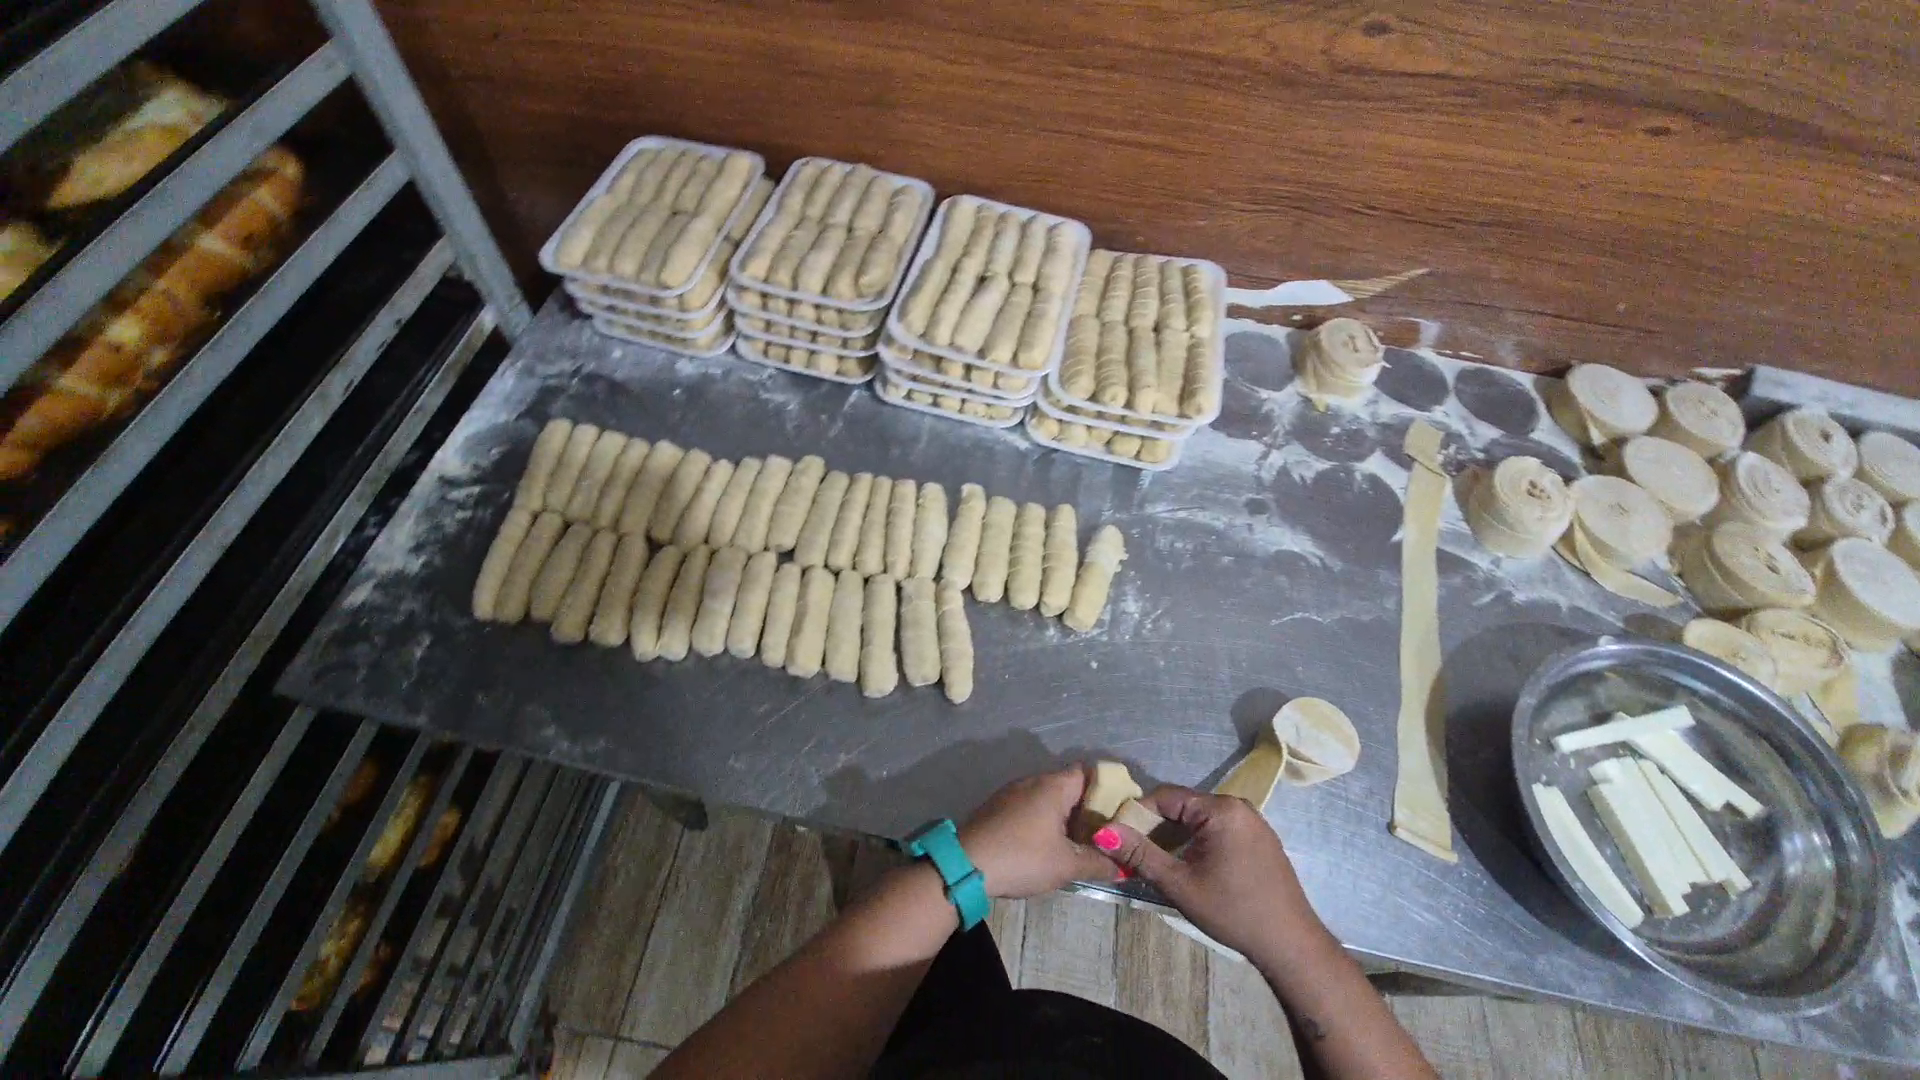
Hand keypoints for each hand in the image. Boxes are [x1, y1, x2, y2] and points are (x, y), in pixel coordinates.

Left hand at [959, 765, 1118, 898]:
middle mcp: (1033, 781)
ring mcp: (1012, 793)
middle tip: (1107, 834)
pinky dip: (1045, 821)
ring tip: (1081, 844)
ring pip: (1049, 798)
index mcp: (1053, 786)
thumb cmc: (1022, 857)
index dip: (1109, 789)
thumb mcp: (1066, 865)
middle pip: (1070, 786)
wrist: (965, 865)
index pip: (1089, 773)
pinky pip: (1031, 807)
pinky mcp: (998, 808)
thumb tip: (1121, 865)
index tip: (1122, 812)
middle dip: (1089, 808)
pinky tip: (1049, 846)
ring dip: (1066, 817)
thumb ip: (1098, 862)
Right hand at [1091, 785, 1329, 962]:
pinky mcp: (1260, 839)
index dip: (1138, 814)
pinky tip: (1190, 867)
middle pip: (1183, 806)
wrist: (1290, 944)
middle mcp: (1238, 806)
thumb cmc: (1233, 911)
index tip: (1120, 838)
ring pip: (1200, 819)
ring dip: (1176, 836)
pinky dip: (1198, 842)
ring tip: (1158, 862)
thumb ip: (1140, 853)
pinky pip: (1218, 829)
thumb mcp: (1179, 883)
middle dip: (1156, 827)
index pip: (1166, 797)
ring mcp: (1253, 822)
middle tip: (1135, 854)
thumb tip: (1103, 831)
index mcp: (1221, 809)